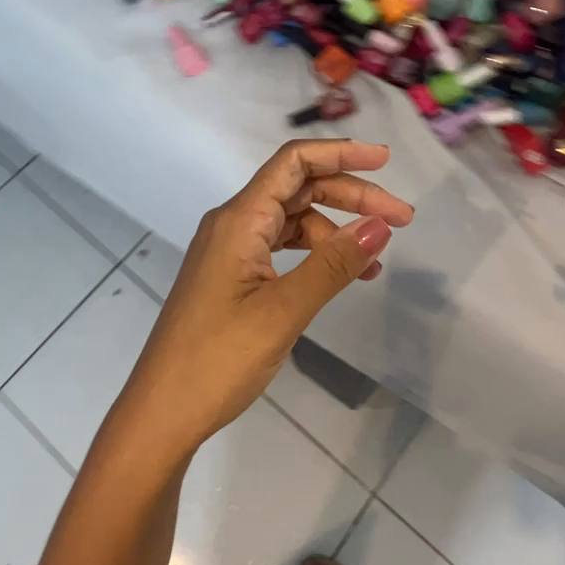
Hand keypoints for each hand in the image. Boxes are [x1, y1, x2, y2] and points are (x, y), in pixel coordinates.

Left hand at [116, 139, 414, 455]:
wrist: (162, 412)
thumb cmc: (218, 360)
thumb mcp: (283, 311)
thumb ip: (332, 265)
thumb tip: (380, 225)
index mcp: (239, 220)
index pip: (293, 163)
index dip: (340, 152)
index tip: (385, 161)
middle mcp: (232, 225)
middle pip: (297, 188)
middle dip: (350, 194)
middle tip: (402, 218)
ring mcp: (229, 251)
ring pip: (291, 219)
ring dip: (335, 229)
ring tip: (378, 258)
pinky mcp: (231, 276)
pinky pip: (280, 248)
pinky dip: (314, 255)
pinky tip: (342, 276)